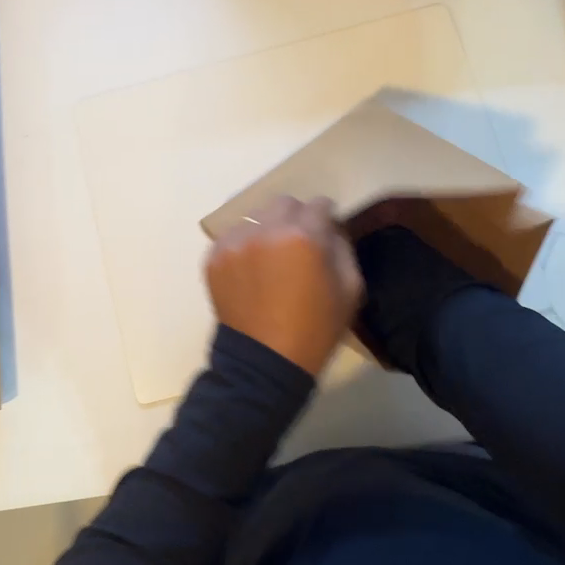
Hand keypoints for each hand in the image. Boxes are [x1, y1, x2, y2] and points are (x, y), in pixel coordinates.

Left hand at [205, 195, 363, 374]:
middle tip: (298, 241)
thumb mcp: (350, 289)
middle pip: (283, 203)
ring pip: (255, 217)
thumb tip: (331, 227)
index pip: (318, 204)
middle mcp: (265, 230)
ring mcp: (235, 242)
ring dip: (267, 230)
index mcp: (303, 236)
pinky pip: (232, 237)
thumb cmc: (315, 329)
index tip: (326, 227)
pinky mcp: (214, 256)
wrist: (265, 362)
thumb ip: (342, 248)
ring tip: (271, 257)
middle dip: (295, 216)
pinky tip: (251, 270)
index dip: (326, 215)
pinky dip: (244, 246)